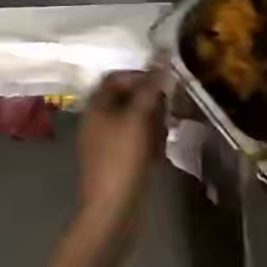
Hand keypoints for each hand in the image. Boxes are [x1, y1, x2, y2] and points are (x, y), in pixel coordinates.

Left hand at [76, 69, 165, 234]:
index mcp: (96, 108)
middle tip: (170, 109)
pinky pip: (136, 143)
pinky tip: (161, 153)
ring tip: (167, 133)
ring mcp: (106, 145)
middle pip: (127, 99)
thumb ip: (151, 86)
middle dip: (151, 101)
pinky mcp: (117, 164)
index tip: (163, 82)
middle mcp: (98, 123)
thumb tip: (163, 54)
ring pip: (134, 122)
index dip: (139, 75)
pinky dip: (150, 143)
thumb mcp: (138, 118)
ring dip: (154, 122)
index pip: (115, 78)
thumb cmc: (122, 159)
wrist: (112, 213)